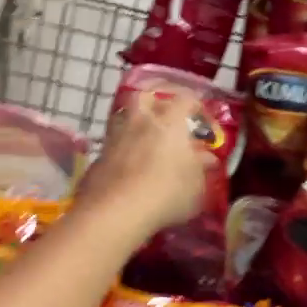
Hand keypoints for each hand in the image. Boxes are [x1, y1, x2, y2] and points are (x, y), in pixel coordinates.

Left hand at [76, 92, 213, 238]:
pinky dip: (123, 145)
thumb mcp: (196, 185)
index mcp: (170, 121)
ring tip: (147, 139)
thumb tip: (206, 157)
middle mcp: (141, 120)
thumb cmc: (166, 194)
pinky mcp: (100, 154)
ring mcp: (116, 135)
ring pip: (125, 115)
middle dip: (158, 103)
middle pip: (147, 96)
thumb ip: (201, 167)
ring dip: (136, 122)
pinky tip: (130, 161)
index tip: (204, 123)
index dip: (197, 106)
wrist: (115, 210)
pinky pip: (114, 140)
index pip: (186, 98)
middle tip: (168, 120)